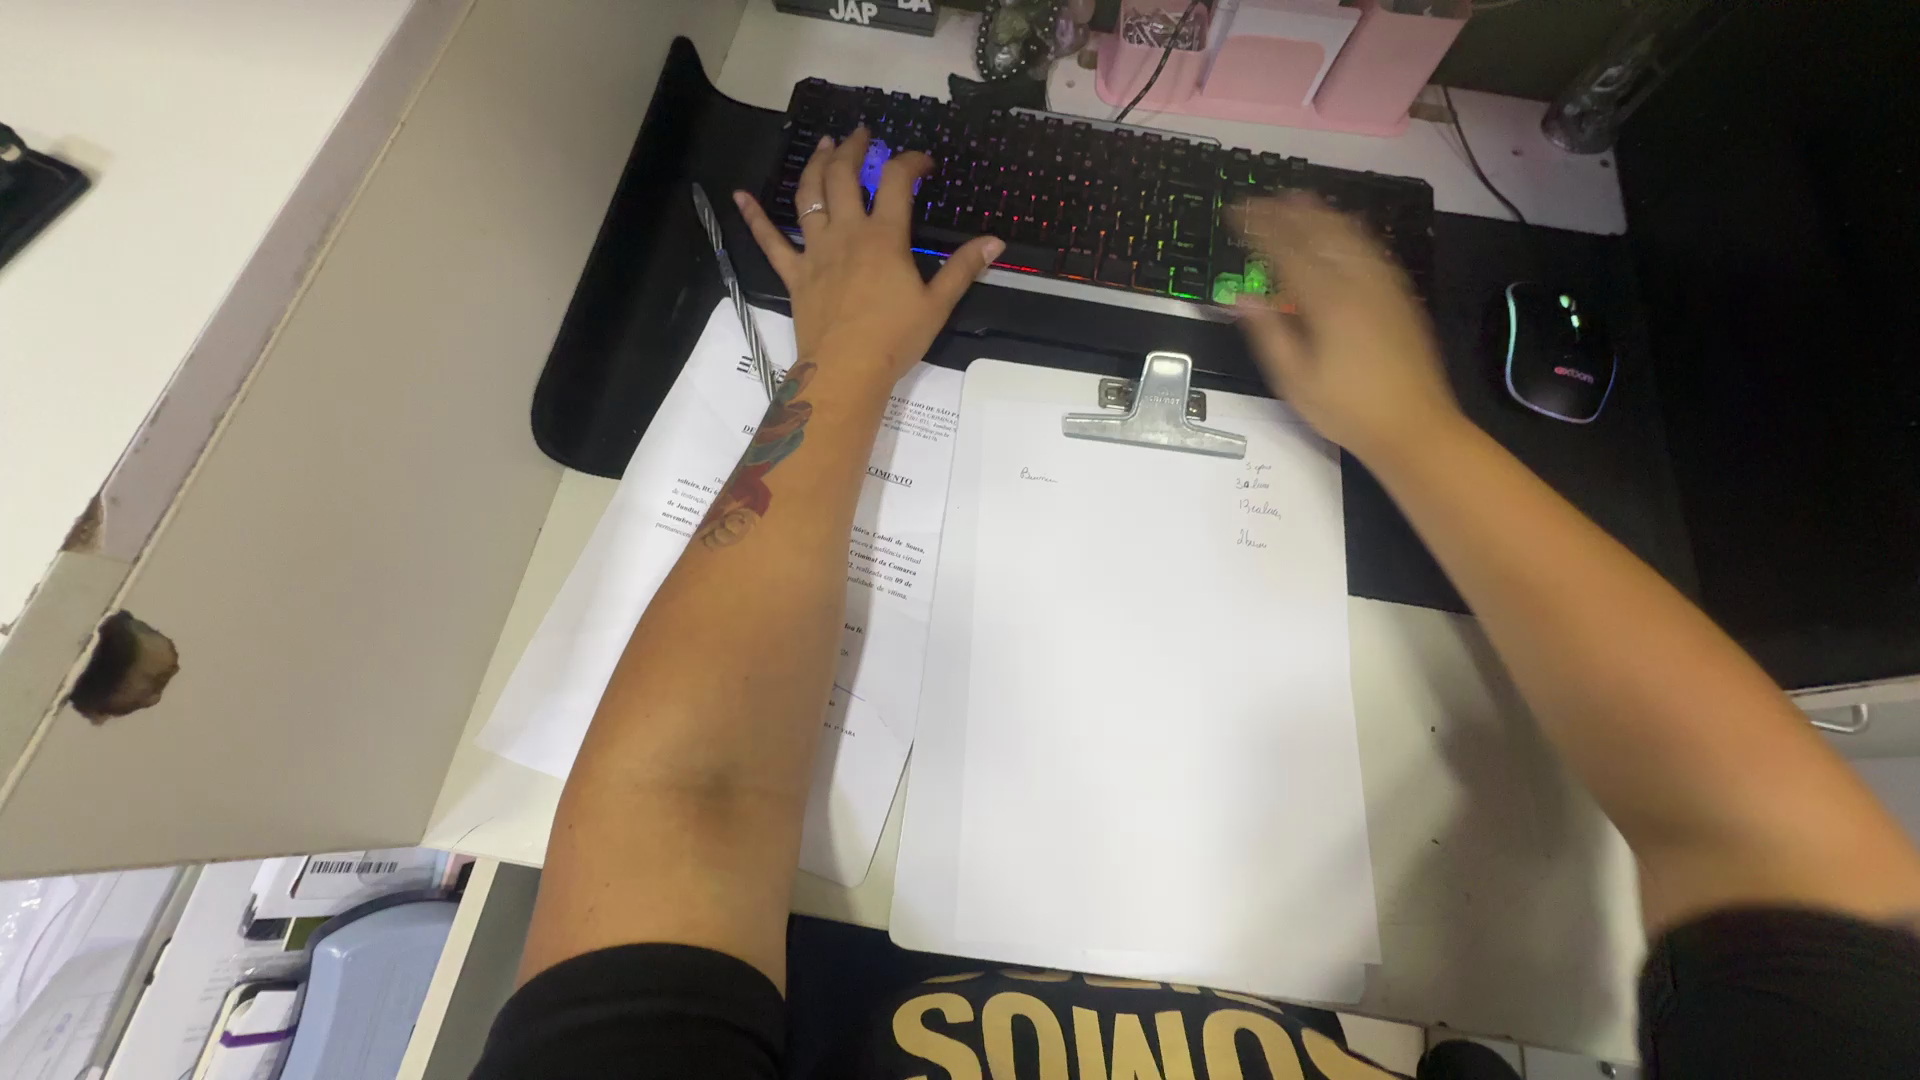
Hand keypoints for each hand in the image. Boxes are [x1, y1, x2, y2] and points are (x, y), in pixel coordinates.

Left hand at [735, 128, 1003, 384]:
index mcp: (884, 237)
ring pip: (808, 195)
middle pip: (844, 176)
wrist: (847, 371)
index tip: (923, 161)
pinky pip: (770, 241)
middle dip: (854, 149)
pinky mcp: (794, 274)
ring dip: (815, 164)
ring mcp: (815, 251)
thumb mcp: (937, 305)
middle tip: (862, 135)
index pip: (897, 182)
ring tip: (823, 146)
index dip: (911, 161)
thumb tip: (995, 241)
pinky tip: (739, 196)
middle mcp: (847, 233)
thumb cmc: (894, 340)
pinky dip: (754, 217)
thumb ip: (963, 269)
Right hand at [1232, 196, 1462, 463]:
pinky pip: (1370, 249)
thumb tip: (1242, 298)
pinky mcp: (1399, 296)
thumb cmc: (1346, 409)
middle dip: (1288, 212)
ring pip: (1350, 235)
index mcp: (1327, 302)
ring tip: (1297, 201)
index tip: (1237, 213)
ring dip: (1320, 214)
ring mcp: (1384, 286)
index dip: (1259, 228)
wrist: (1412, 425)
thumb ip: (1268, 333)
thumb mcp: (1294, 379)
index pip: (1287, 251)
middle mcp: (1358, 283)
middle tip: (1261, 201)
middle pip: (1320, 233)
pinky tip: (1340, 232)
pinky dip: (1348, 232)